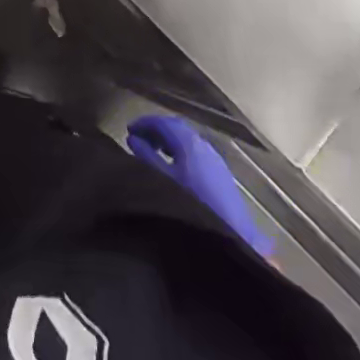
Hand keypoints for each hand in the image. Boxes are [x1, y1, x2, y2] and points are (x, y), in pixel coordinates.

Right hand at [127, 115, 273, 258]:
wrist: (230, 236)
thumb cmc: (190, 205)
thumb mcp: (161, 180)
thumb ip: (146, 156)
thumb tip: (133, 139)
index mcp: (190, 143)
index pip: (165, 123)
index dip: (145, 123)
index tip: (129, 130)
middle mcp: (204, 146)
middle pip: (178, 129)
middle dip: (156, 131)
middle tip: (137, 139)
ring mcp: (215, 160)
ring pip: (187, 142)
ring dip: (168, 142)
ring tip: (150, 152)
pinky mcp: (220, 174)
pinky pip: (195, 154)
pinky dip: (179, 153)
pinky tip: (171, 167)